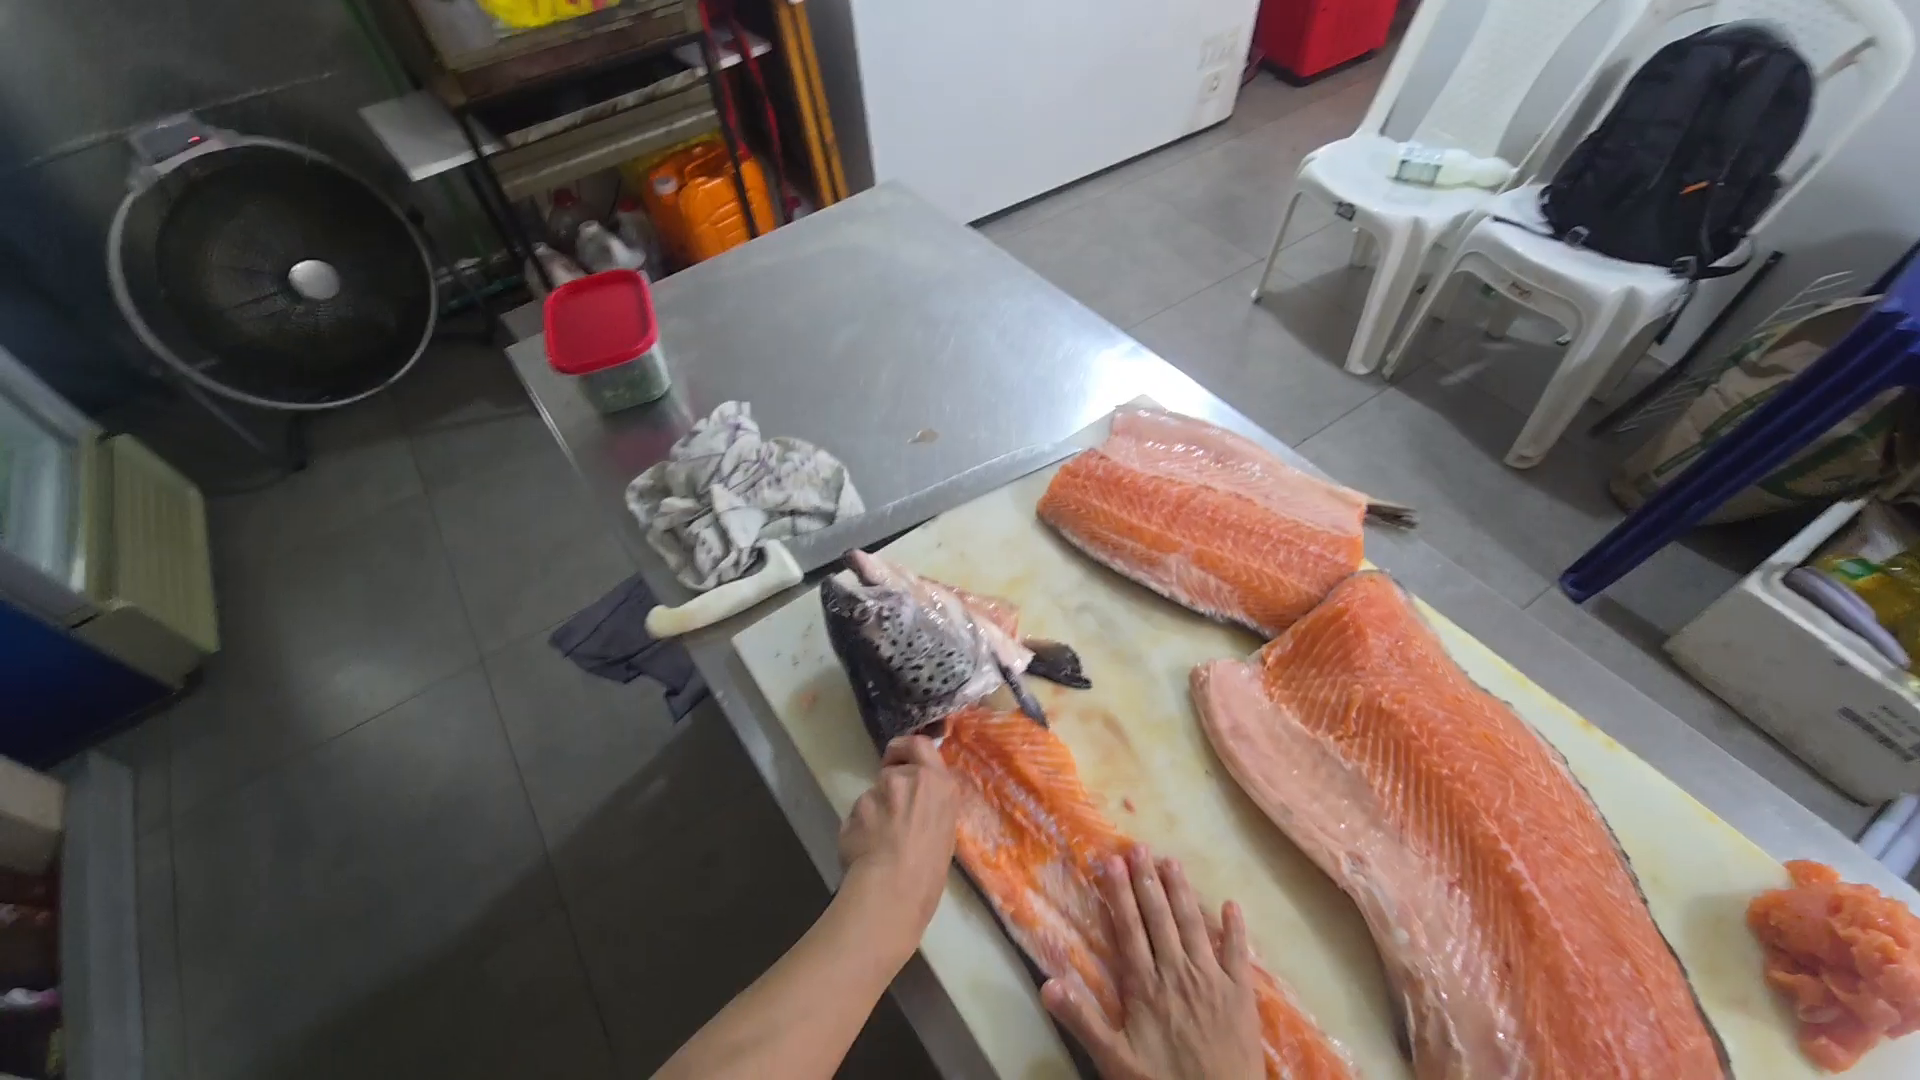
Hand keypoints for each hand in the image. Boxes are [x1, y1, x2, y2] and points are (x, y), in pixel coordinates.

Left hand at [838, 736, 957, 938]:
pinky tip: (864, 849)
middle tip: (891, 814)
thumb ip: (930, 807)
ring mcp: (879, 791)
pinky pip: (857, 814)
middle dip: (889, 787)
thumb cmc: (930, 870)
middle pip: (893, 771)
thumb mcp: (944, 831)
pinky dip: (860, 826)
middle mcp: (909, 779)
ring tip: (878, 840)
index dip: (905, 748)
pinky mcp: (855, 807)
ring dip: (874, 809)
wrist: (894, 888)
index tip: (897, 758)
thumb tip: (918, 807)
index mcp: (939, 784)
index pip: (919, 745)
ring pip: (873, 794)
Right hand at [1043, 846, 1262, 1079]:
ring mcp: (1212, 980)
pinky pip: (1239, 954)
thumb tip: (1046, 984)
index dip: (1119, 894)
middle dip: (1147, 881)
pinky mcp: (1241, 995)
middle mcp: (1177, 972)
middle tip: (1139, 848)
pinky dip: (1236, 929)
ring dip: (1182, 892)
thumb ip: (1082, 1020)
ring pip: (1194, 925)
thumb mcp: (1114, 1060)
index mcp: (1145, 986)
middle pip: (1159, 918)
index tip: (1111, 861)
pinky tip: (1232, 905)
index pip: (1129, 929)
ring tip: (1171, 862)